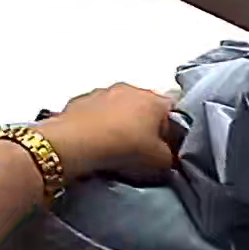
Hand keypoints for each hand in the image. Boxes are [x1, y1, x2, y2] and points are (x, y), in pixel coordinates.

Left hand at [35, 83, 177, 183]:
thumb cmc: (126, 147)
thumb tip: (164, 154)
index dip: (171, 131)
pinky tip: (94, 139)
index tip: (164, 147)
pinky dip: (96, 122)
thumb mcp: (162, 161)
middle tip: (139, 147)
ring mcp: (99, 92)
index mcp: (152, 99)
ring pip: (115, 107)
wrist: (77, 142)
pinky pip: (93, 112)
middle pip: (142, 106)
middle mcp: (126, 88)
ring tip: (113, 144)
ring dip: (116, 121)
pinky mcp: (77, 101)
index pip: (171, 111)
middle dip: (142, 124)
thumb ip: (170, 155)